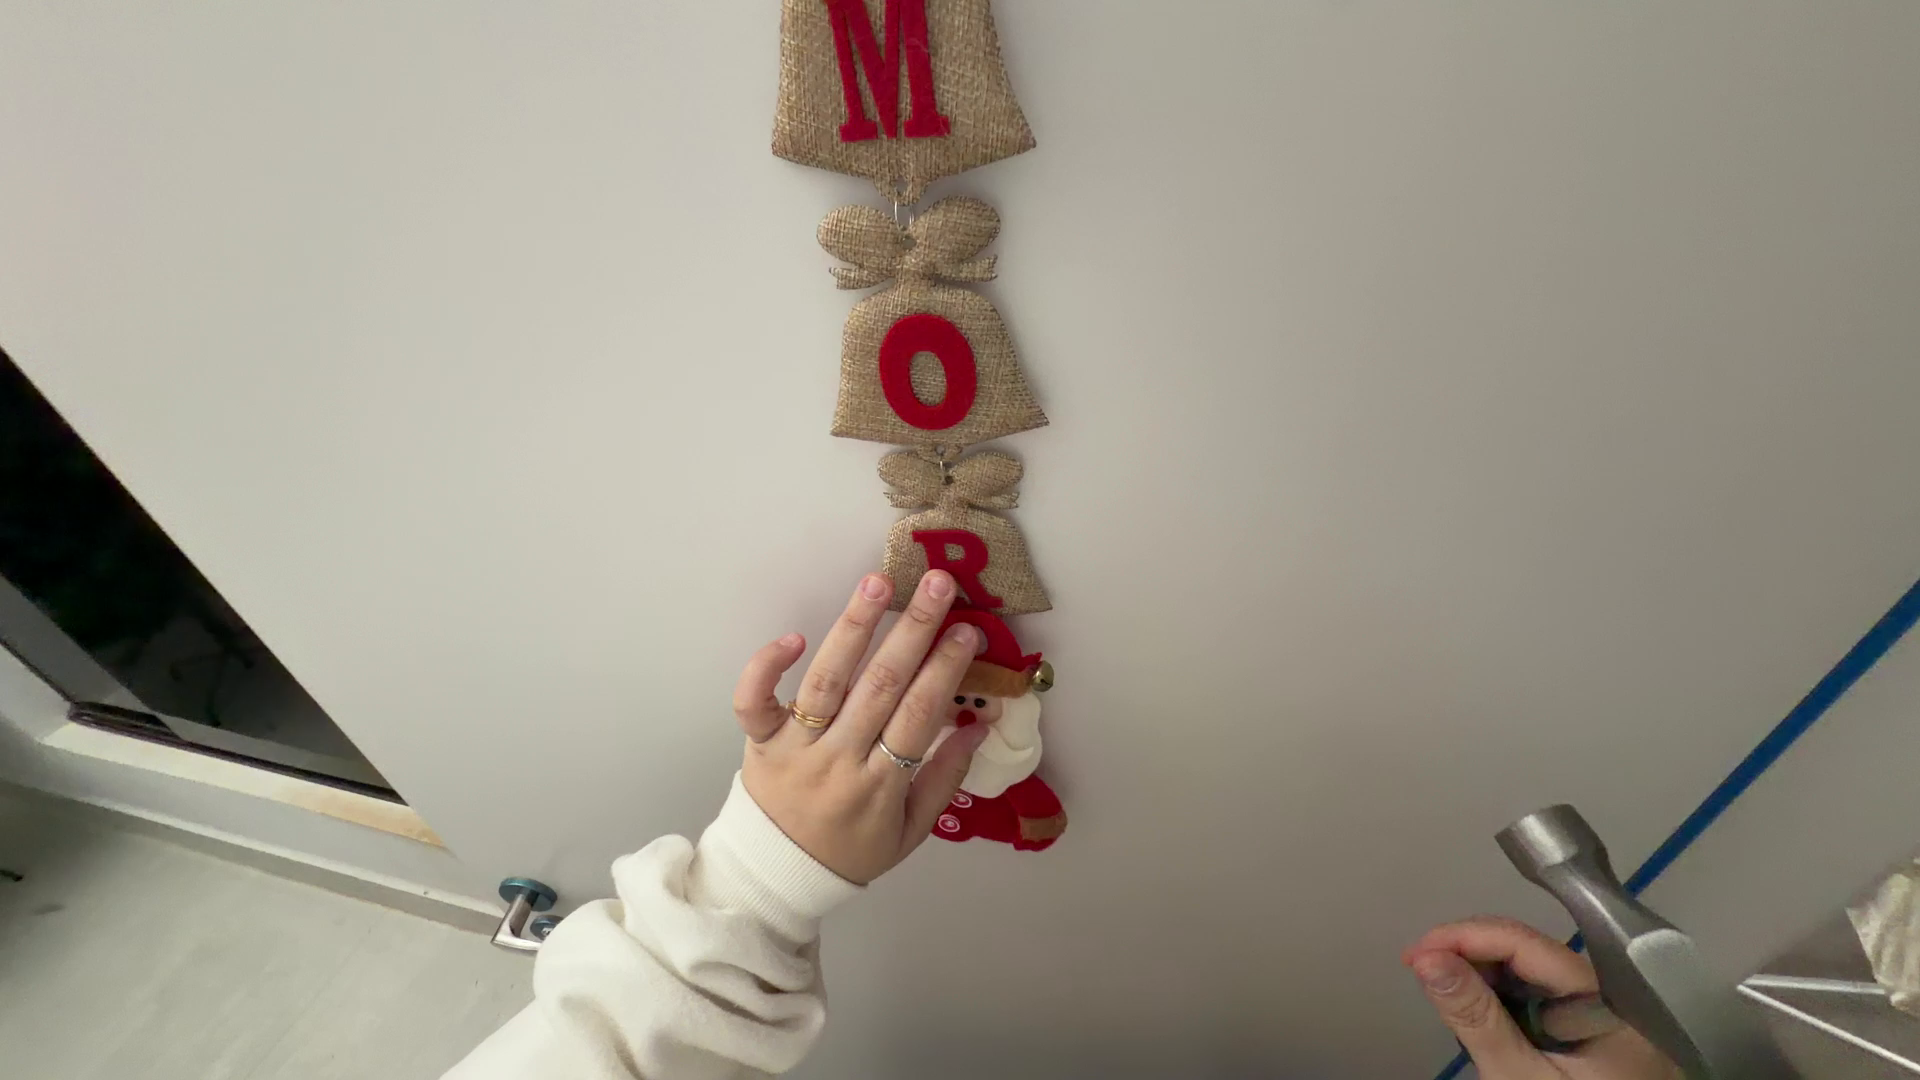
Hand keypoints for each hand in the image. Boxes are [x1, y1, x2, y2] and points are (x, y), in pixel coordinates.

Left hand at [729, 570, 989, 884]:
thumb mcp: (910, 832)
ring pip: (826, 680)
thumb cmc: (850, 852)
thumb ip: (944, 779)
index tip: (967, 630)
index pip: (918, 716)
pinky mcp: (758, 741)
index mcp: (879, 786)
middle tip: (936, 583)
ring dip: (854, 626)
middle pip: (880, 686)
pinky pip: (754, 702)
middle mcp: (837, 759)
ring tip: (878, 582)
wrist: (775, 879)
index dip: (945, 670)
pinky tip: (794, 636)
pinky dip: (766, 667)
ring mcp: (794, 748)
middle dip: (913, 630)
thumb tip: (978, 726)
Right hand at [1405, 917, 1681, 1079]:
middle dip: (1466, 952)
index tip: (1415, 956)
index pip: (1526, 944)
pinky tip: (1473, 1007)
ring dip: (1475, 970)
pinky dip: (1494, 991)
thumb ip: (1476, 1017)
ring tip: (1444, 993)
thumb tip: (1423, 956)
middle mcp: (1610, 1000)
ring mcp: (1598, 1012)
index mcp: (1607, 1009)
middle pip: (1525, 948)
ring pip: (1523, 964)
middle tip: (1420, 970)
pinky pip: (1531, 987)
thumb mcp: (1516, 1078)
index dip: (1465, 937)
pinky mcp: (1583, 1025)